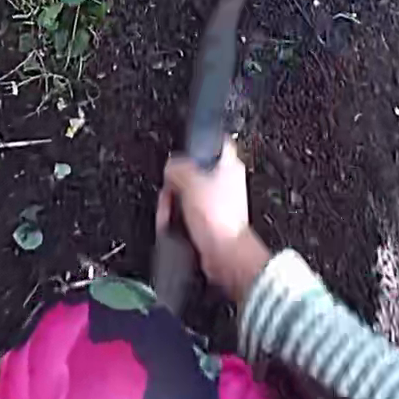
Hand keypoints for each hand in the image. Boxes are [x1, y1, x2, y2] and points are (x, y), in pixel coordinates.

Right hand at [157, 141, 270, 304]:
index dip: (198, 145)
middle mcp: (226, 183)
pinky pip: (188, 215)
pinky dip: (177, 219)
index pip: (215, 143)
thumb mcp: (189, 181)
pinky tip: (171, 224)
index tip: (184, 151)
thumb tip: (170, 167)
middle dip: (176, 181)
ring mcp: (218, 204)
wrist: (225, 254)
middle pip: (194, 172)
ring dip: (174, 203)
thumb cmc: (218, 217)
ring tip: (168, 211)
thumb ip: (177, 167)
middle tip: (171, 188)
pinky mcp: (210, 223)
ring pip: (188, 195)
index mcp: (229, 165)